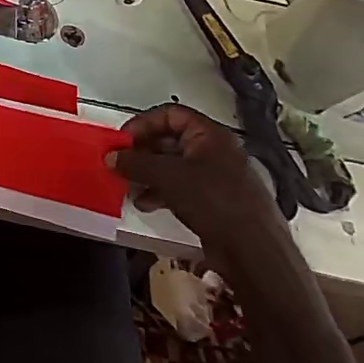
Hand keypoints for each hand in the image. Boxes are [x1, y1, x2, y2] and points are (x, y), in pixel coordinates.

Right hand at [111, 104, 277, 241]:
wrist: (251, 248)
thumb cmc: (216, 201)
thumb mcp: (168, 176)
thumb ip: (136, 163)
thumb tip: (112, 157)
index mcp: (210, 135)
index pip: (170, 115)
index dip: (143, 123)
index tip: (122, 139)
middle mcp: (213, 151)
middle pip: (169, 140)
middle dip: (141, 151)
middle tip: (120, 162)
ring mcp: (214, 177)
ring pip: (172, 166)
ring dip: (147, 174)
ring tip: (128, 184)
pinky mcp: (212, 200)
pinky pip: (179, 187)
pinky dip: (159, 191)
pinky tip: (145, 203)